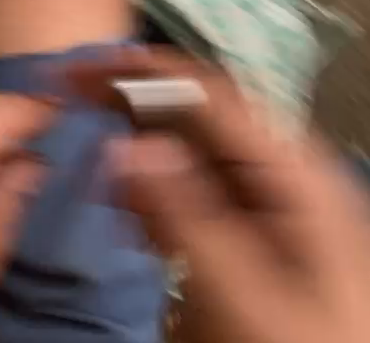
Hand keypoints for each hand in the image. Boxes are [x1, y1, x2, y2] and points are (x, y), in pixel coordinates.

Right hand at [69, 50, 369, 342]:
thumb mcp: (249, 300)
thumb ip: (188, 218)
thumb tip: (127, 143)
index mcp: (300, 176)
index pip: (210, 95)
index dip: (141, 72)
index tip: (80, 70)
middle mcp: (286, 177)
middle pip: (197, 117)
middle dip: (131, 107)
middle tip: (69, 100)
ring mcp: (273, 212)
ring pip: (192, 156)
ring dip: (138, 153)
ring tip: (93, 172)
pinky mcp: (258, 244)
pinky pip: (197, 199)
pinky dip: (156, 198)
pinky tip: (128, 217)